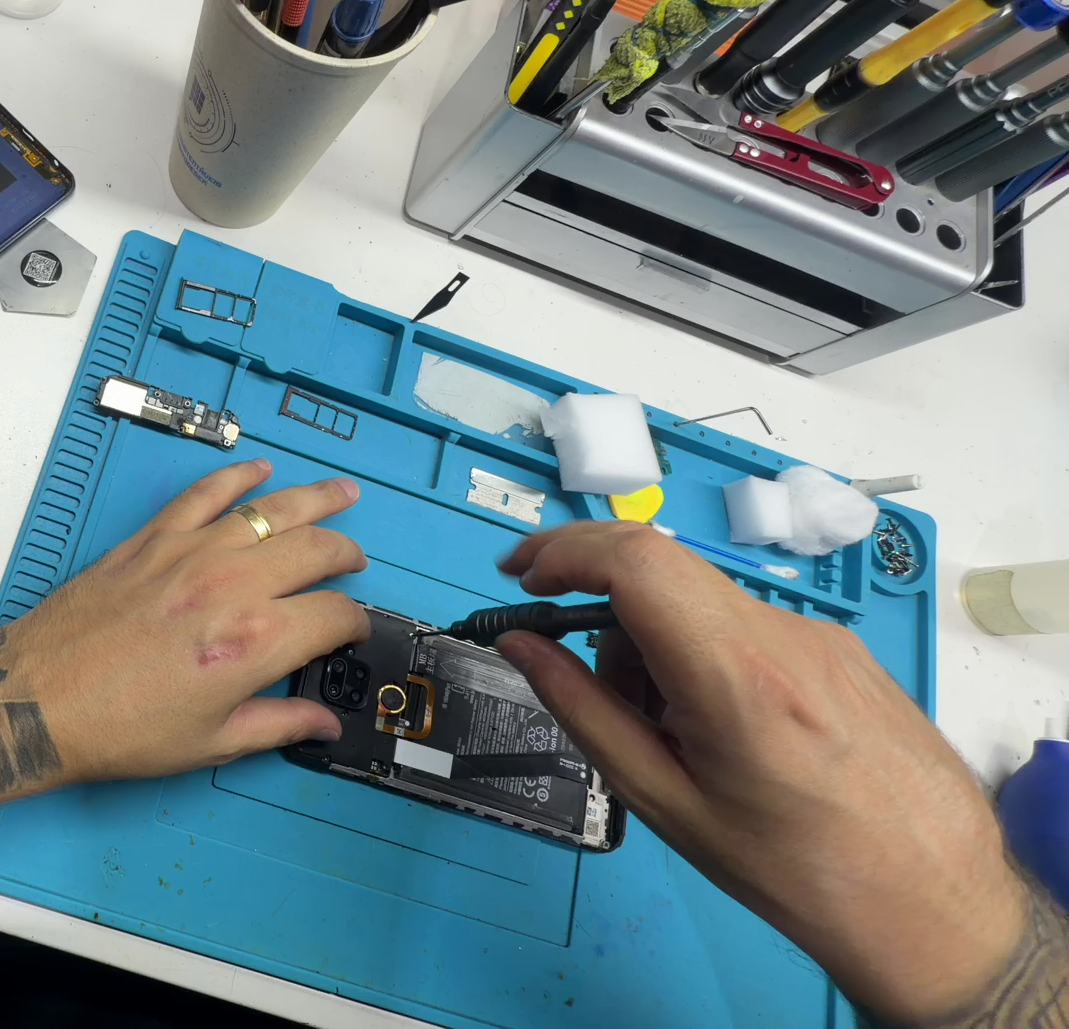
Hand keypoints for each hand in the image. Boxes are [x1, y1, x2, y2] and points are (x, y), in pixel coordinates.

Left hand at [10, 458, 368, 783]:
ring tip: (341, 492)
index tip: (349, 631)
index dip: (354, 623)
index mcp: (256, 641)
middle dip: (347, 552)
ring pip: (272, 509)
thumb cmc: (120, 727)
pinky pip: (205, 493)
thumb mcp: (211, 741)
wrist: (42, 697)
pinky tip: (258, 471)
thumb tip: (321, 724)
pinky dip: (236, 477)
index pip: (335, 615)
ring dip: (314, 498)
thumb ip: (278, 725)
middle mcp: (232, 585)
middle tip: (353, 560)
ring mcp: (191, 552)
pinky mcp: (154, 538)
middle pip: (316, 548)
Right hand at [493, 522, 1026, 1023]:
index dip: (563, 551)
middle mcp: (781, 636)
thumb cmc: (787, 866)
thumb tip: (516, 643)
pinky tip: (696, 707)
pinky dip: (682, 639)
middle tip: (543, 618)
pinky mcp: (836, 645)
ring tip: (645, 709)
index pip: (636, 562)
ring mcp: (817, 635)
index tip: (520, 577)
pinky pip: (729, 616)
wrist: (947, 912)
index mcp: (734, 678)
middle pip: (655, 559)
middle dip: (582, 573)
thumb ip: (577, 707)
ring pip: (687, 592)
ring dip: (635, 624)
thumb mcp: (657, 796)